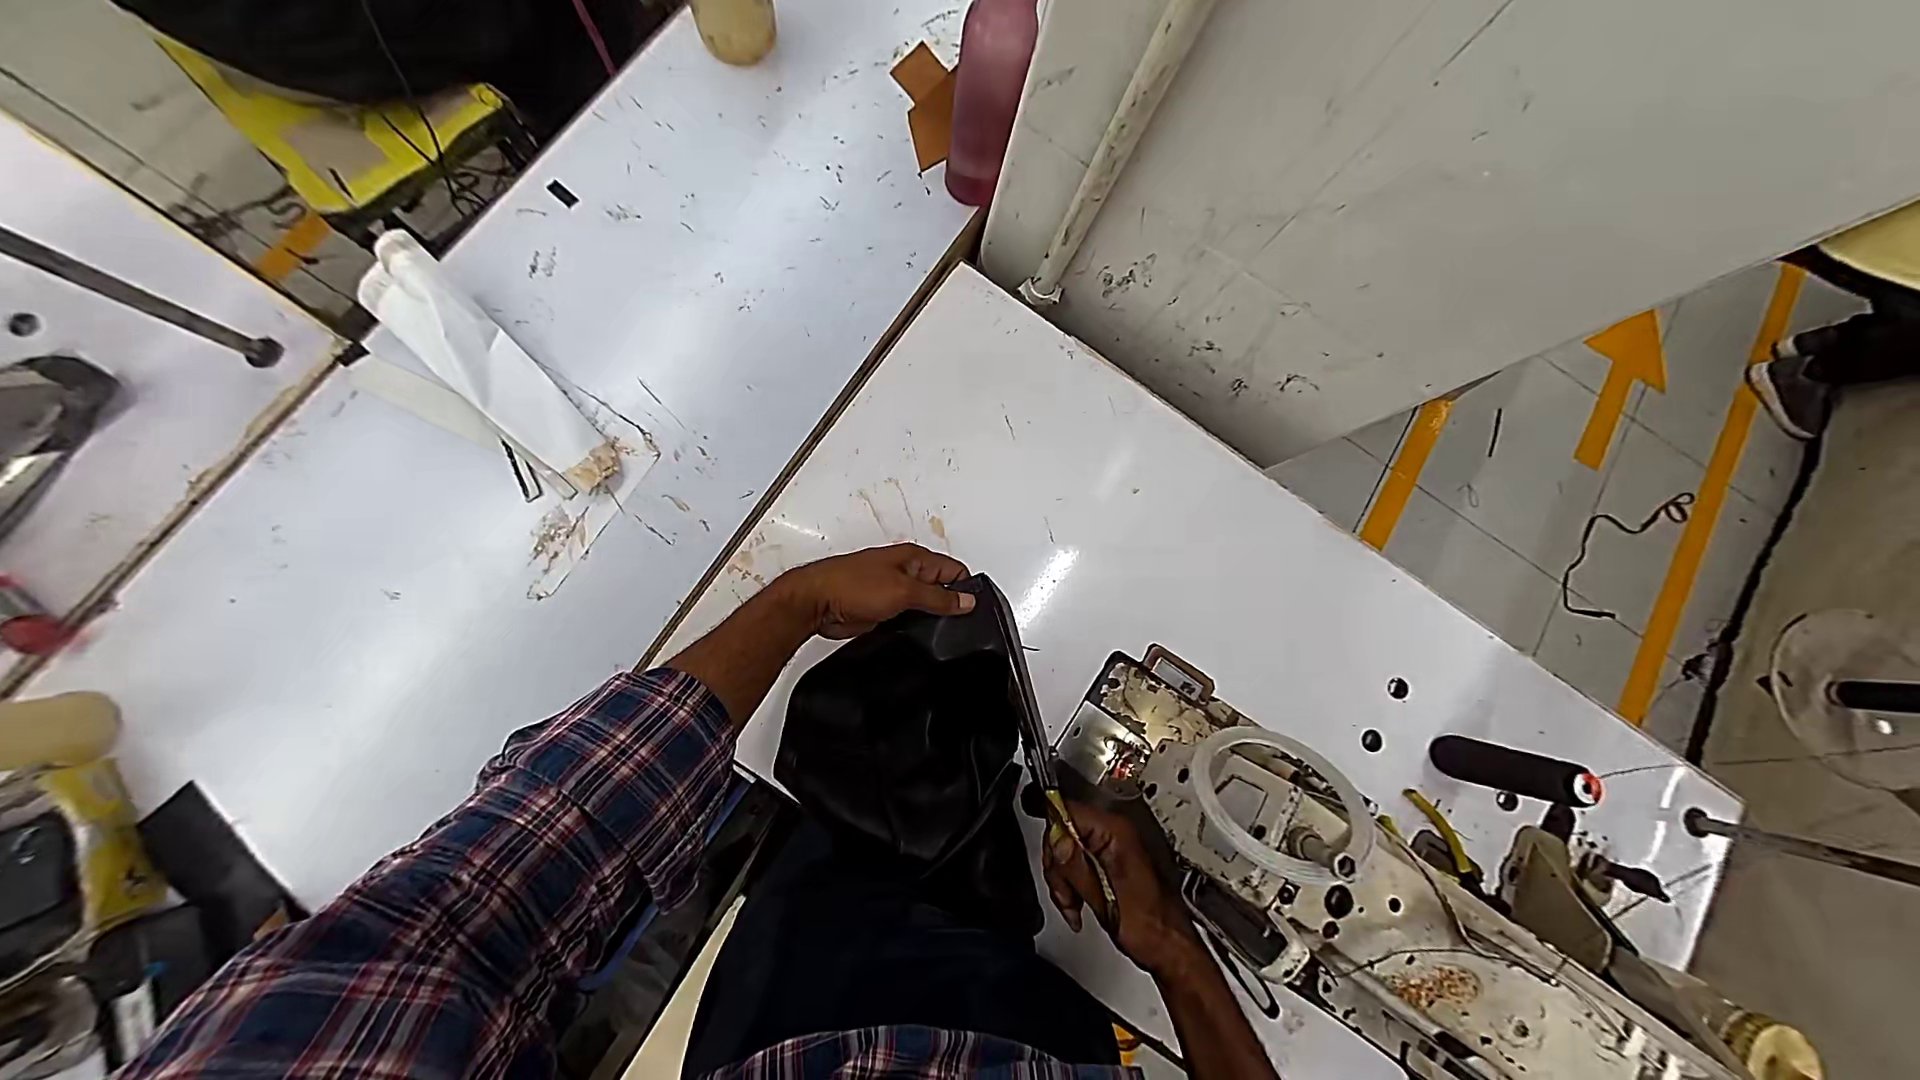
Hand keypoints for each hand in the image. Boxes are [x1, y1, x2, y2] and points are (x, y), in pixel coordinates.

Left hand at [768, 543, 974, 638]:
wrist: (816, 602)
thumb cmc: (850, 585)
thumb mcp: (904, 591)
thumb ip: (938, 597)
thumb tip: (966, 600)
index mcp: (914, 558)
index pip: (954, 571)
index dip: (966, 588)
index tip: (976, 607)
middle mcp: (905, 572)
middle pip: (941, 587)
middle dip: (952, 603)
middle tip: (963, 622)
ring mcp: (893, 591)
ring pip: (924, 604)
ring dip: (932, 616)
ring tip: (945, 632)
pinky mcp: (882, 611)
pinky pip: (908, 618)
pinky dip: (915, 626)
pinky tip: (921, 636)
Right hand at [1043, 799, 1205, 978]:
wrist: (1170, 949)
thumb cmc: (1151, 928)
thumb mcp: (1105, 899)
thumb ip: (1077, 866)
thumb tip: (1055, 838)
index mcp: (1117, 832)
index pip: (1068, 810)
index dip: (1054, 838)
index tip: (1054, 866)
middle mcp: (1116, 831)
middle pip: (1063, 829)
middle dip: (1057, 865)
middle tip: (1066, 893)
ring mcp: (1113, 844)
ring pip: (1067, 848)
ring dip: (1063, 878)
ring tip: (1073, 904)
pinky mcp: (1109, 859)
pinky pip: (1078, 859)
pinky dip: (1072, 881)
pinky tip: (1078, 902)